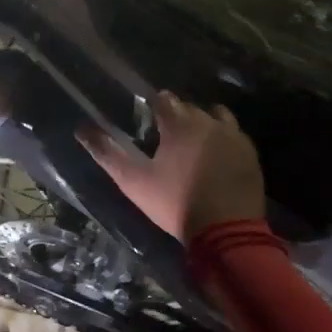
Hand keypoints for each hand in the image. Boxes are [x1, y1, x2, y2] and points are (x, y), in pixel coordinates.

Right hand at [78, 92, 265, 240]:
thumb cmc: (175, 202)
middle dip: (176, 116)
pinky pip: (235, 136)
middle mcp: (209, 122)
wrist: (227, 232)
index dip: (152, 106)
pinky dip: (223, 139)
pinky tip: (216, 157)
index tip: (145, 119)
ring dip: (203, 123)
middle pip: (189, 107)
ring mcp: (235, 138)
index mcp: (179, 124)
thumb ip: (106, 152)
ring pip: (217, 117)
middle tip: (164, 135)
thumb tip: (80, 129)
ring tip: (192, 142)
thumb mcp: (133, 180)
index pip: (164, 99)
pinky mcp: (251, 156)